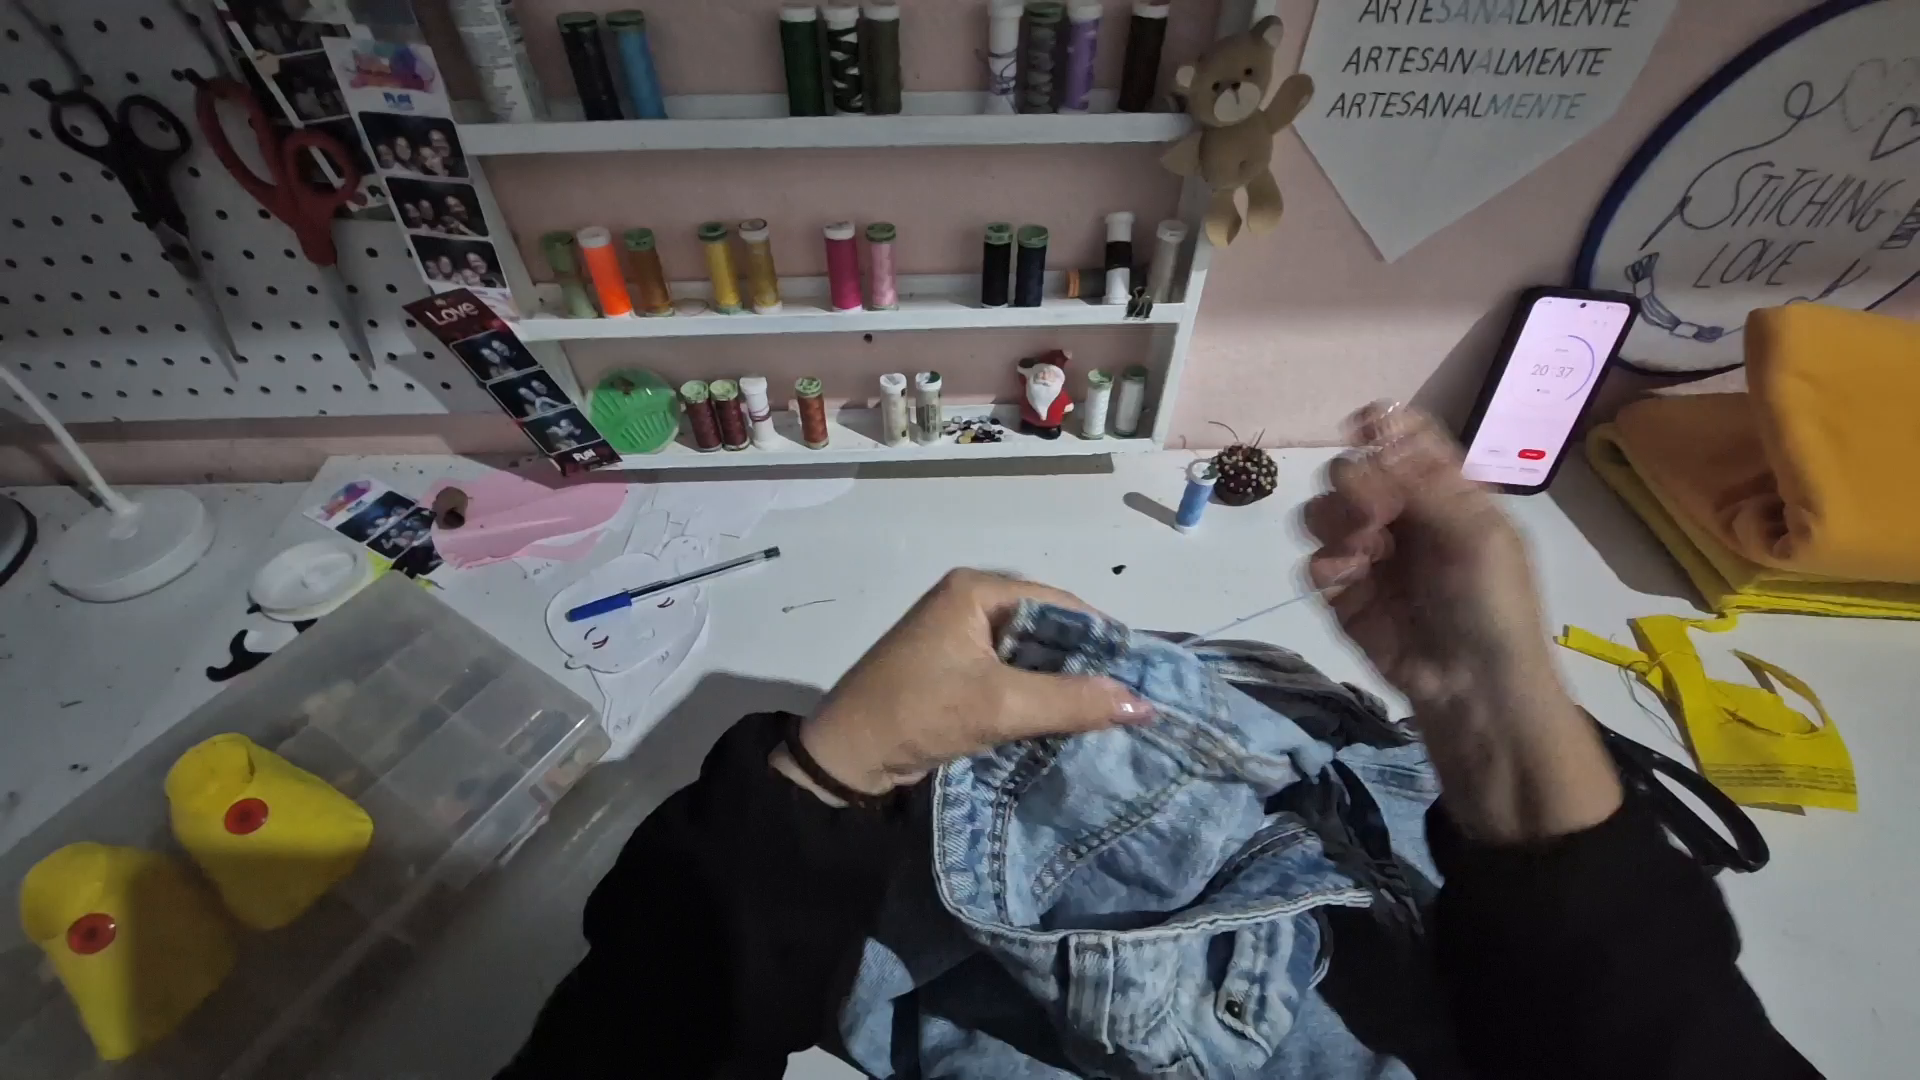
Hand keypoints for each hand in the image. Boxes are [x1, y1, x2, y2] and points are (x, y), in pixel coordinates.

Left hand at [777, 569, 1152, 800]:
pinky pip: (1013, 674)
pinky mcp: (958, 668)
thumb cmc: (920, 713)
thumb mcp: (1000, 706)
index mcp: (977, 589)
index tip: (1141, 673)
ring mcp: (963, 636)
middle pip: (1047, 627)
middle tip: (1131, 696)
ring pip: (1032, 654)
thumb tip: (1145, 703)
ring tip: (1111, 710)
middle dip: (1086, 662)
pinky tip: (1069, 718)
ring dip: (1064, 682)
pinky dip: (1039, 694)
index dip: (1102, 636)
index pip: (1058, 603)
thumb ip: (1073, 701)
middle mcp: (972, 602)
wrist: (847, 758)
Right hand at [1302, 404, 1620, 841]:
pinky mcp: (1338, 588)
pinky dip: (1326, 565)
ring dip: (1336, 525)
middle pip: (1348, 469)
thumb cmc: (1490, 604)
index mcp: (1441, 491)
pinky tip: (1350, 581)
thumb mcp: (1475, 534)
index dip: (1379, 427)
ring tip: (1366, 554)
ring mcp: (1363, 551)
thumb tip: (1373, 417)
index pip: (1401, 440)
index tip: (1361, 428)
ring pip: (1319, 511)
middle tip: (1378, 516)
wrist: (1469, 685)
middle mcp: (1397, 513)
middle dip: (1356, 486)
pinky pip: (1311, 559)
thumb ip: (1420, 479)